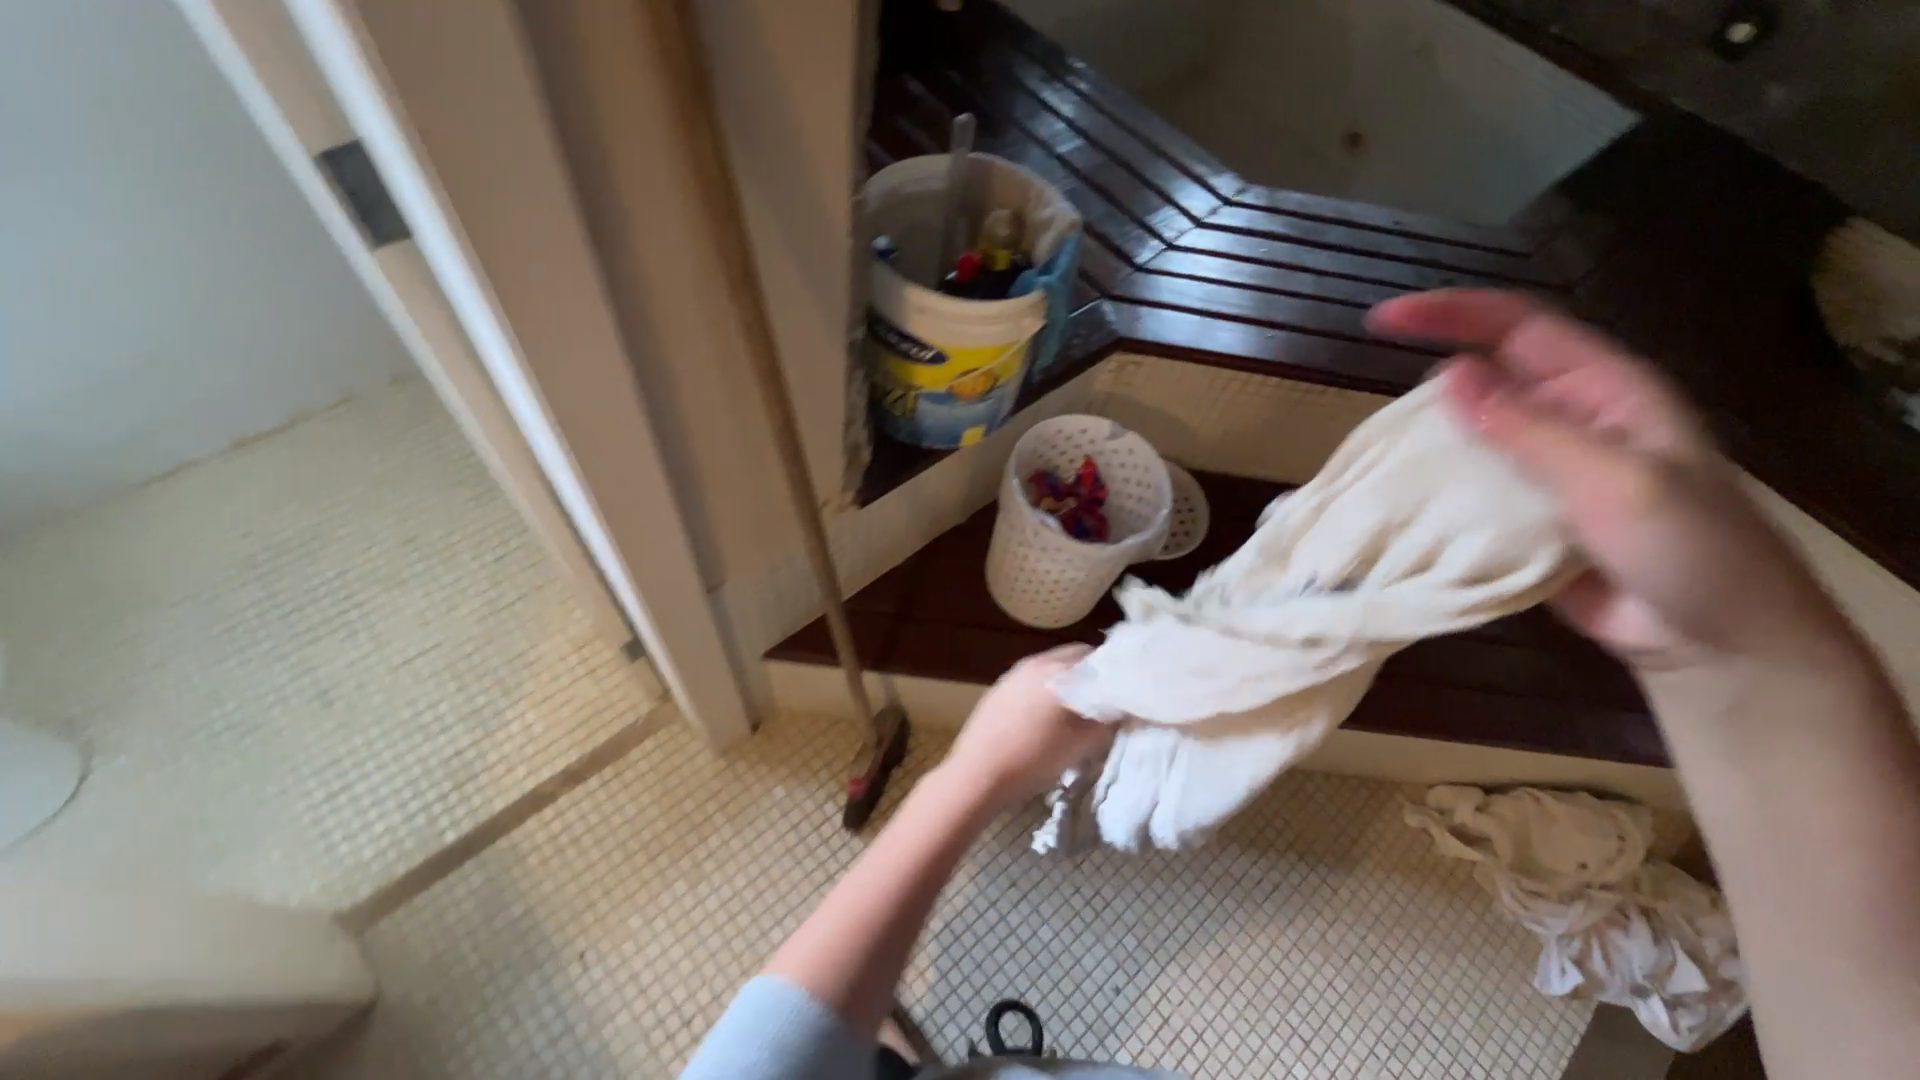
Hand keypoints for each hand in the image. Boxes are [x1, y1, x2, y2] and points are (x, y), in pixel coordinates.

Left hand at [936, 644, 1109, 809]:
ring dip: (1070, 678)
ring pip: (1054, 664)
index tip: (1126, 692)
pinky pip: (1034, 676)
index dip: (1117, 674)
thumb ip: (1108, 720)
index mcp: (1060, 671)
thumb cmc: (1034, 760)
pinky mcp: (1001, 685)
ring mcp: (1016, 672)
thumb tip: (1123, 707)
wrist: (978, 774)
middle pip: (1077, 655)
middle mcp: (1038, 662)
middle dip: (1094, 672)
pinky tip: (1048, 714)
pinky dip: (1048, 685)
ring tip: (1077, 708)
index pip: (1102, 658)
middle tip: (1105, 699)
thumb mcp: (1082, 744)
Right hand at [1367, 289, 1853, 675]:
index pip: (1518, 327)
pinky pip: (1467, 491)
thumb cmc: (1690, 551)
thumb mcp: (1615, 482)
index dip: (1450, 314)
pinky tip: (1399, 507)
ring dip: (1425, 447)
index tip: (1380, 321)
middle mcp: (1568, 418)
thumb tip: (1446, 374)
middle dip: (1428, 389)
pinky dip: (1433, 494)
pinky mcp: (1522, 516)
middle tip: (1375, 420)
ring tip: (1375, 464)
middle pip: (1484, 379)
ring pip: (1468, 438)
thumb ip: (1530, 430)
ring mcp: (1543, 470)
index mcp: (1602, 389)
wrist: (1715, 642)